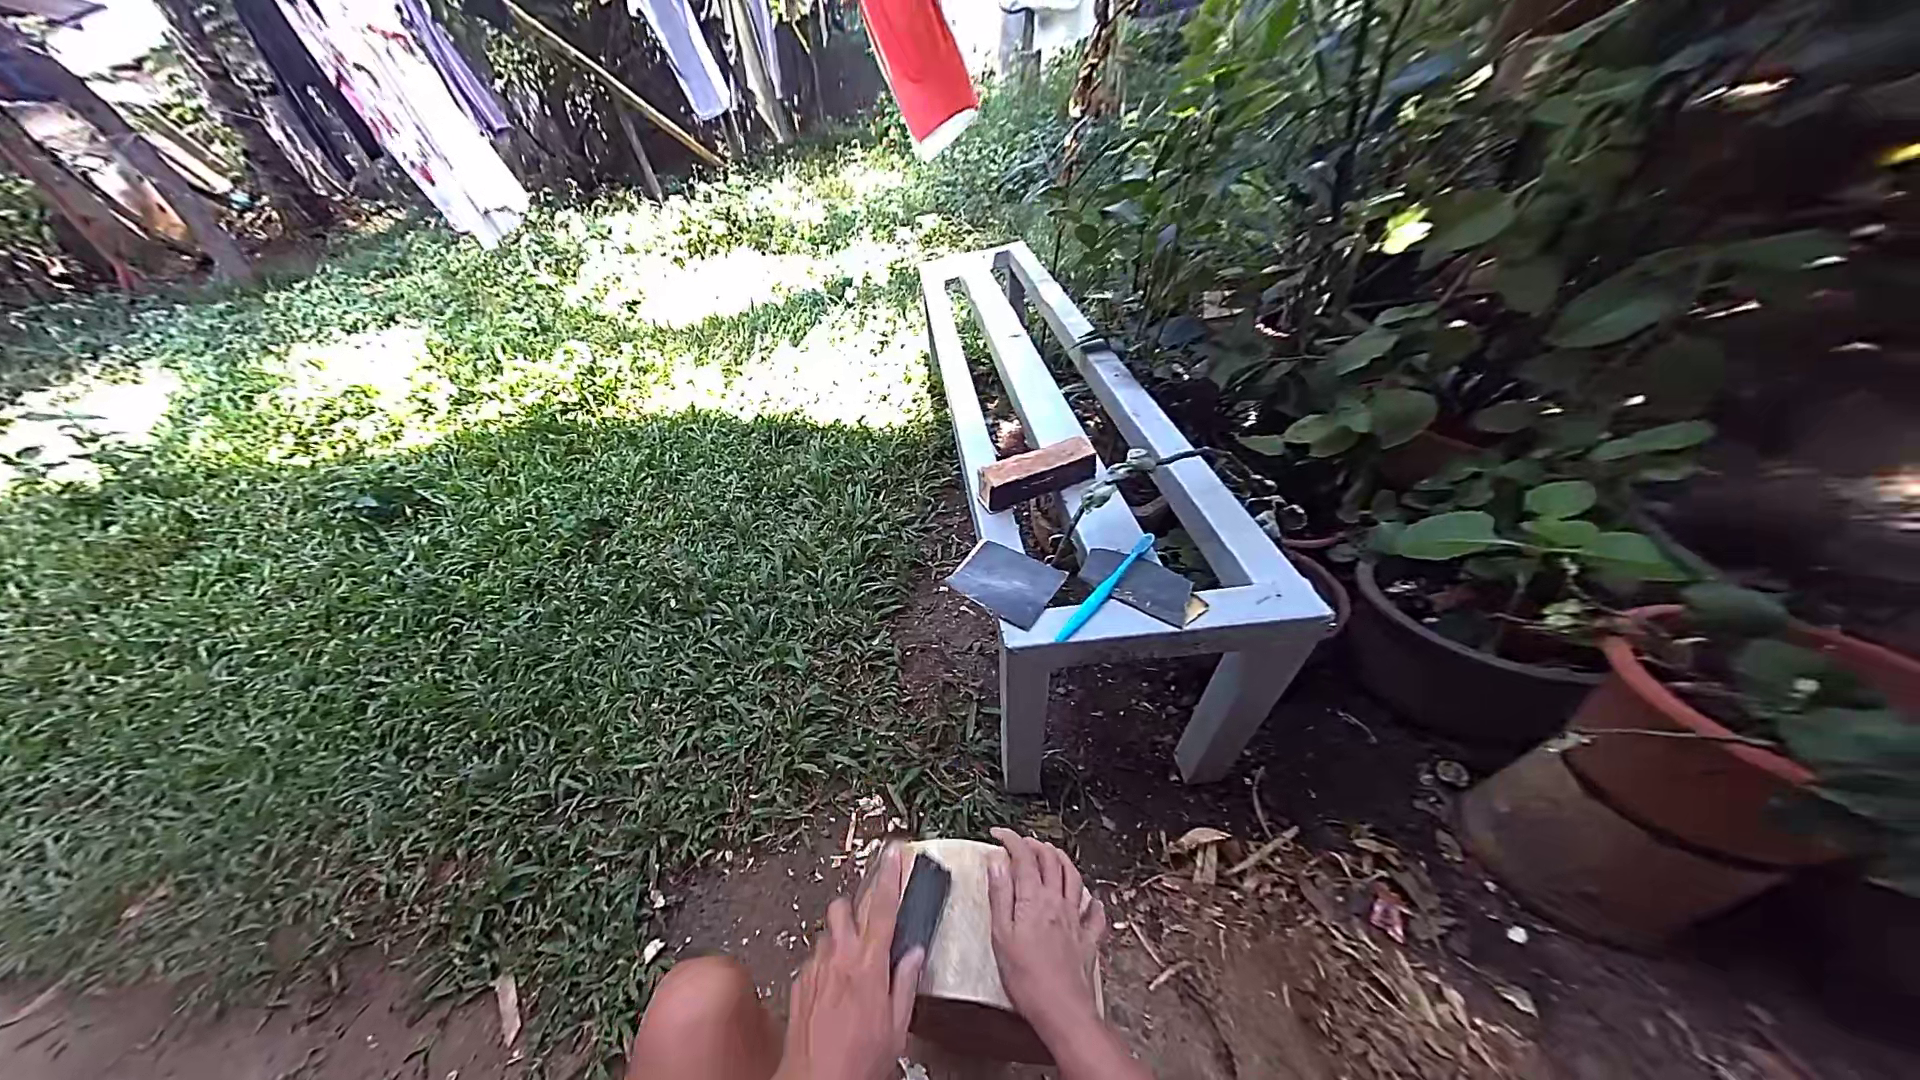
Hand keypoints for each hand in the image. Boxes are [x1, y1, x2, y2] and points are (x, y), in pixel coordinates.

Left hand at [775, 842, 926, 1079]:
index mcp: (869, 965)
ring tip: (852, 959)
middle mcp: (839, 958)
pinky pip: (814, 957)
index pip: (883, 907)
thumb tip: (914, 953)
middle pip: (845, 906)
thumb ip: (905, 983)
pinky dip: (825, 962)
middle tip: (870, 918)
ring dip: (841, 935)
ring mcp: (815, 968)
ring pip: (828, 930)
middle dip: (858, 905)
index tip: (894, 855)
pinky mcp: (798, 983)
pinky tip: (834, 986)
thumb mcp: (896, 1028)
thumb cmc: (857, 1064)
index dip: (890, 876)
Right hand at [986, 827, 1107, 1042]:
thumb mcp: (1001, 935)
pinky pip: (1094, 913)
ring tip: (1052, 854)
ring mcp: (1075, 919)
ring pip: (1073, 877)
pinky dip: (1091, 901)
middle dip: (1035, 845)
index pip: (1023, 857)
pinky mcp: (1088, 939)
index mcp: (1034, 899)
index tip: (998, 834)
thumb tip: (996, 863)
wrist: (1062, 1010)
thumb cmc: (1027, 978)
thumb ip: (1000, 895)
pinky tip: (1089, 900)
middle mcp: (1057, 902)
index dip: (1011, 840)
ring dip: (1061, 860)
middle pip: (1050, 860)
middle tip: (1022, 842)